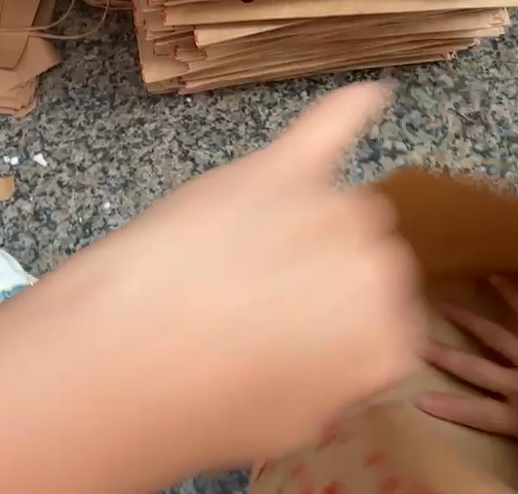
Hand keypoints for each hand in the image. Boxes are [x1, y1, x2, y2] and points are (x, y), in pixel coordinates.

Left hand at [32, 82, 423, 469]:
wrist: (129, 350)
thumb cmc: (207, 403)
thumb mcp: (292, 423)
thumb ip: (338, 379)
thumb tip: (338, 352)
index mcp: (387, 339)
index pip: (388, 319)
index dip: (342, 328)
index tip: (307, 337)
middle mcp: (376, 266)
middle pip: (368, 253)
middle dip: (329, 273)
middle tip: (269, 301)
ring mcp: (328, 207)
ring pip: (342, 203)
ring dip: (312, 221)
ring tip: (251, 254)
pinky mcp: (281, 165)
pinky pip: (331, 127)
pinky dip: (351, 108)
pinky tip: (372, 94)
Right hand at [416, 276, 517, 485]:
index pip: (474, 412)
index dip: (446, 407)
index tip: (417, 398)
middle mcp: (517, 386)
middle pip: (474, 368)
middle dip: (443, 354)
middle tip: (417, 341)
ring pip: (493, 336)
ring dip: (468, 319)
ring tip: (444, 303)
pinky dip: (513, 296)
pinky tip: (495, 278)